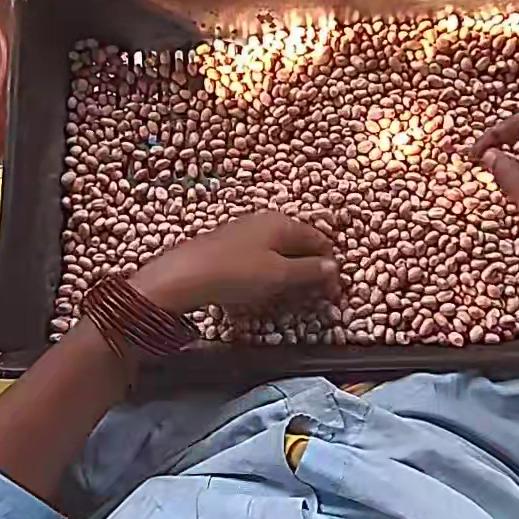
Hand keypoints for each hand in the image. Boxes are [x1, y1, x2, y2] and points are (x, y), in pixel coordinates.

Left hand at [129, 212, 340, 314]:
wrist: (184, 276)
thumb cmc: (237, 273)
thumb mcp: (279, 275)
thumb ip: (309, 270)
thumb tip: (334, 267)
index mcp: (283, 222)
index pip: (319, 240)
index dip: (329, 266)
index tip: (333, 293)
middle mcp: (264, 221)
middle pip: (298, 244)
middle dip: (308, 270)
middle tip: (311, 298)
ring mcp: (243, 232)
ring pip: (276, 252)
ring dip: (286, 274)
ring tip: (285, 296)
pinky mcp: (226, 246)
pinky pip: (257, 259)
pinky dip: (265, 274)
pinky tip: (257, 291)